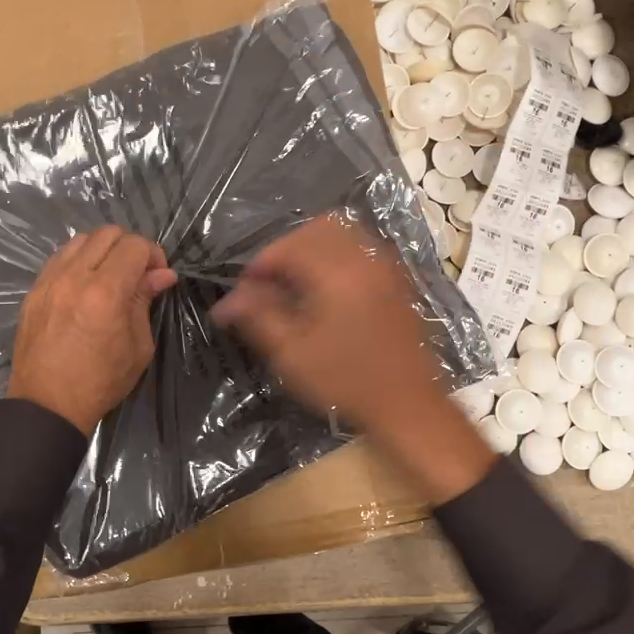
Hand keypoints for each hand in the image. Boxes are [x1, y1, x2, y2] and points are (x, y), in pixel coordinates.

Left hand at [8, 227, 177, 435]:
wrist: (47, 404)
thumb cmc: (101, 382)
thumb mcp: (138, 346)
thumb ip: (145, 302)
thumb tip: (162, 275)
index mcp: (105, 292)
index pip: (135, 246)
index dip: (153, 255)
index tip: (158, 276)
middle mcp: (74, 276)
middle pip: (107, 233)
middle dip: (129, 247)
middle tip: (137, 274)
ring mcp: (49, 281)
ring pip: (80, 239)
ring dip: (102, 250)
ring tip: (109, 277)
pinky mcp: (34, 291)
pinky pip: (59, 258)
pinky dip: (78, 260)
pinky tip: (85, 285)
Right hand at [210, 216, 493, 502]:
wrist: (407, 404)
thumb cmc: (345, 381)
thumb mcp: (291, 354)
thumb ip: (257, 317)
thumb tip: (226, 302)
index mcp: (336, 272)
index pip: (287, 247)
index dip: (259, 265)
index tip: (244, 292)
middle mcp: (364, 258)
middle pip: (316, 229)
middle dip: (286, 250)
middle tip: (269, 284)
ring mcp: (386, 266)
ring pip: (342, 234)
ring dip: (312, 250)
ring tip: (295, 285)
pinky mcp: (398, 280)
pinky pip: (362, 249)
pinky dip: (337, 257)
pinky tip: (327, 291)